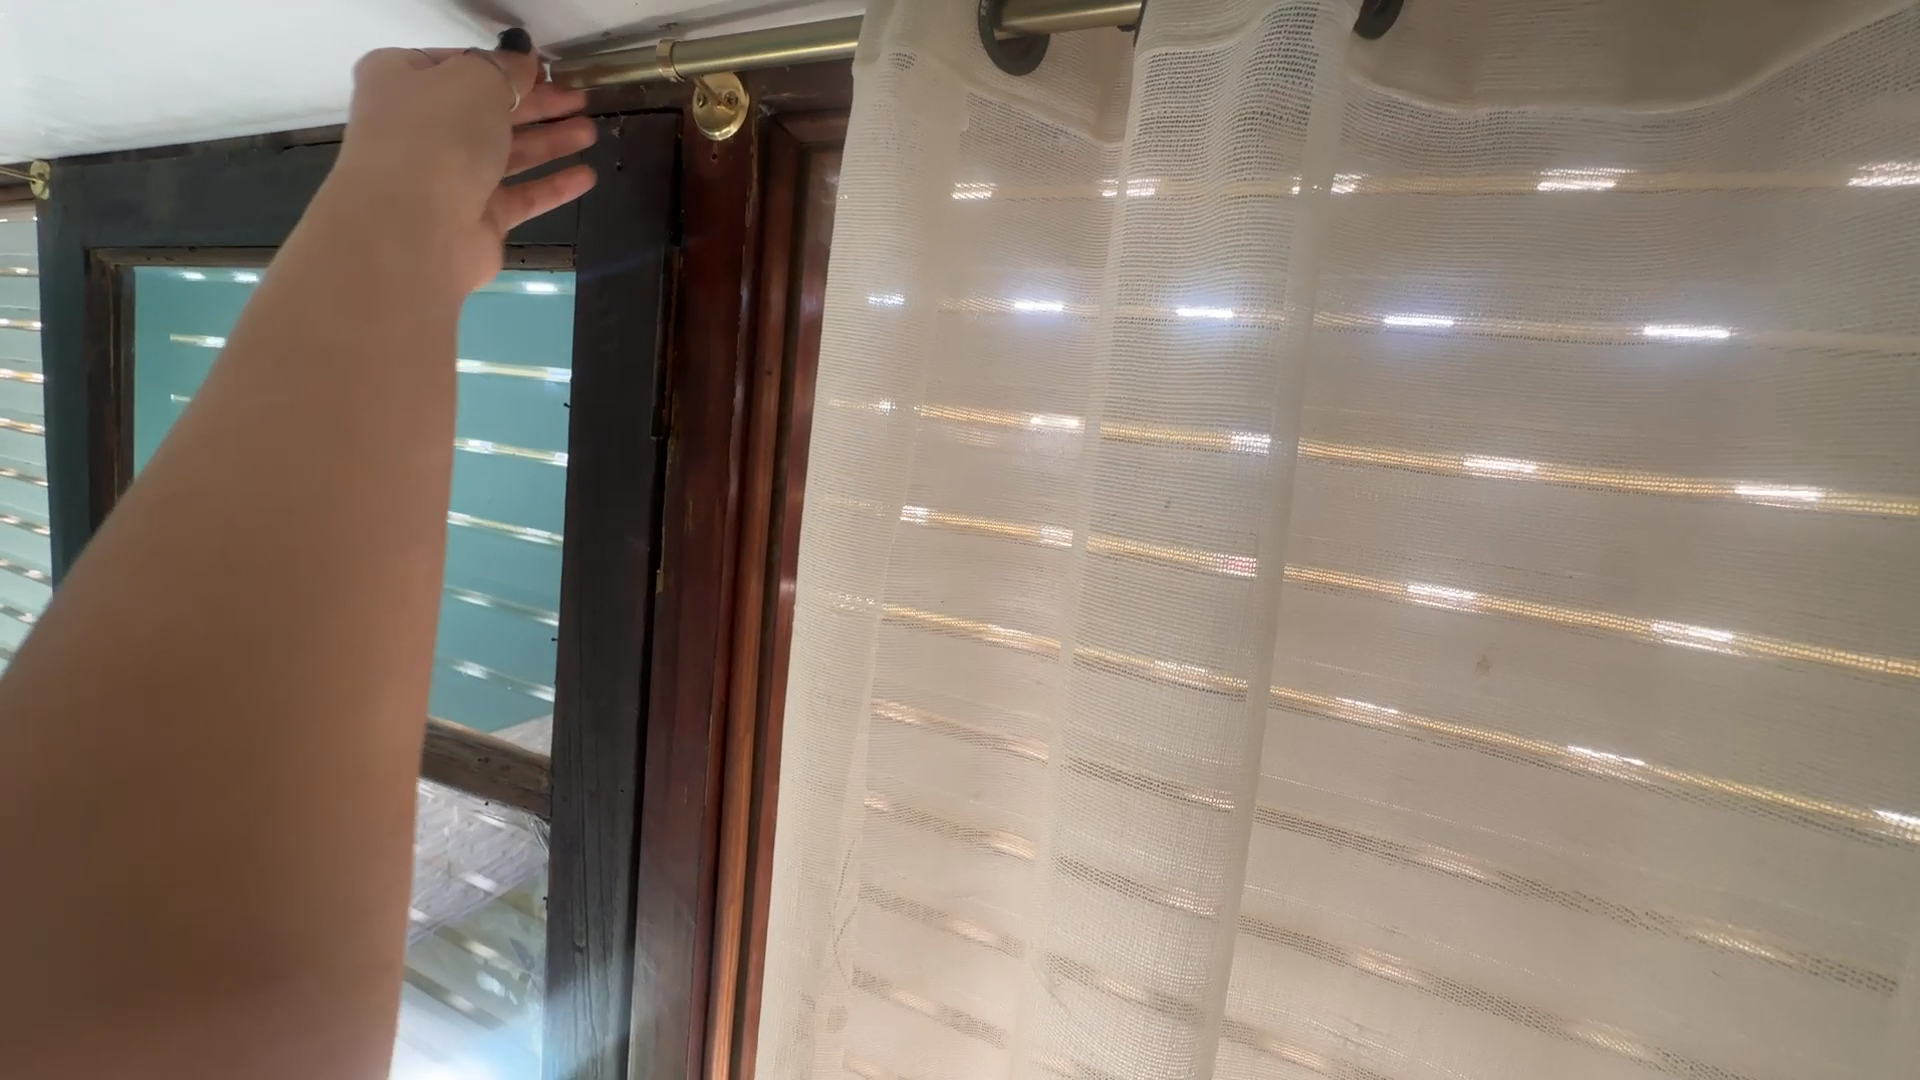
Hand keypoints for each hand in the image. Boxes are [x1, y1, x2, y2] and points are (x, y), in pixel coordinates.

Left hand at [333, 35, 598, 291]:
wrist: (415, 225)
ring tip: (591, 132)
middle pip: (491, 110)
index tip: (548, 70)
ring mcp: (453, 174)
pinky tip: (587, 177)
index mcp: (406, 80)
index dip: (506, 67)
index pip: (462, 66)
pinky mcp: (480, 216)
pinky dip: (554, 185)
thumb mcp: (474, 83)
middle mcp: (426, 126)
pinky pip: (523, 195)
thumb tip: (523, 56)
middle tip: (580, 101)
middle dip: (538, 105)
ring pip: (510, 153)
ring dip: (551, 141)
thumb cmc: (437, 137)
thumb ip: (505, 69)